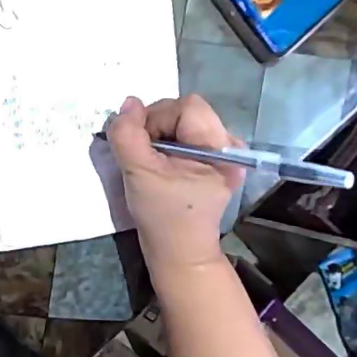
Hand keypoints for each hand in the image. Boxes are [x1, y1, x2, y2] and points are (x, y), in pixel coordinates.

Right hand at [107, 95, 242, 272]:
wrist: (178, 252)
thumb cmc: (162, 215)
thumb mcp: (137, 172)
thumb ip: (127, 133)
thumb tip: (129, 104)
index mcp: (220, 148)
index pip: (186, 106)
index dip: (156, 118)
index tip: (142, 146)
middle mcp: (229, 145)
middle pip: (186, 111)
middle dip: (158, 125)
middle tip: (144, 154)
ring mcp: (223, 154)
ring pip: (185, 122)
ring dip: (161, 134)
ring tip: (153, 161)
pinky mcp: (214, 161)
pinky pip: (187, 136)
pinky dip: (168, 143)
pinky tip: (163, 165)